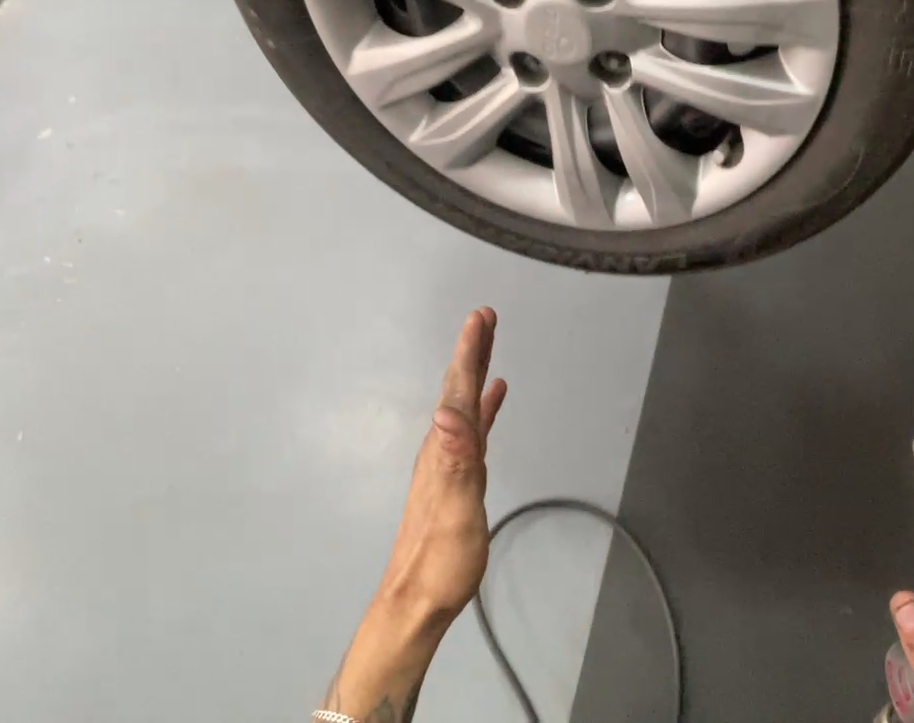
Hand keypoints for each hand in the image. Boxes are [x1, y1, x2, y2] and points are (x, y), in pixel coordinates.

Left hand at [376, 306, 507, 624]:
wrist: (419, 596)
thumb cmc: (442, 556)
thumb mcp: (455, 507)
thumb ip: (455, 458)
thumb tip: (447, 410)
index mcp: (445, 447)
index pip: (459, 389)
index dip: (470, 351)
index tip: (479, 317)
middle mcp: (443, 445)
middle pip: (459, 388)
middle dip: (472, 350)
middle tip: (484, 317)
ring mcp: (449, 459)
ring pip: (465, 402)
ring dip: (476, 371)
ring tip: (488, 344)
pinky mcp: (457, 475)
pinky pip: (474, 427)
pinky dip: (484, 406)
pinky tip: (493, 397)